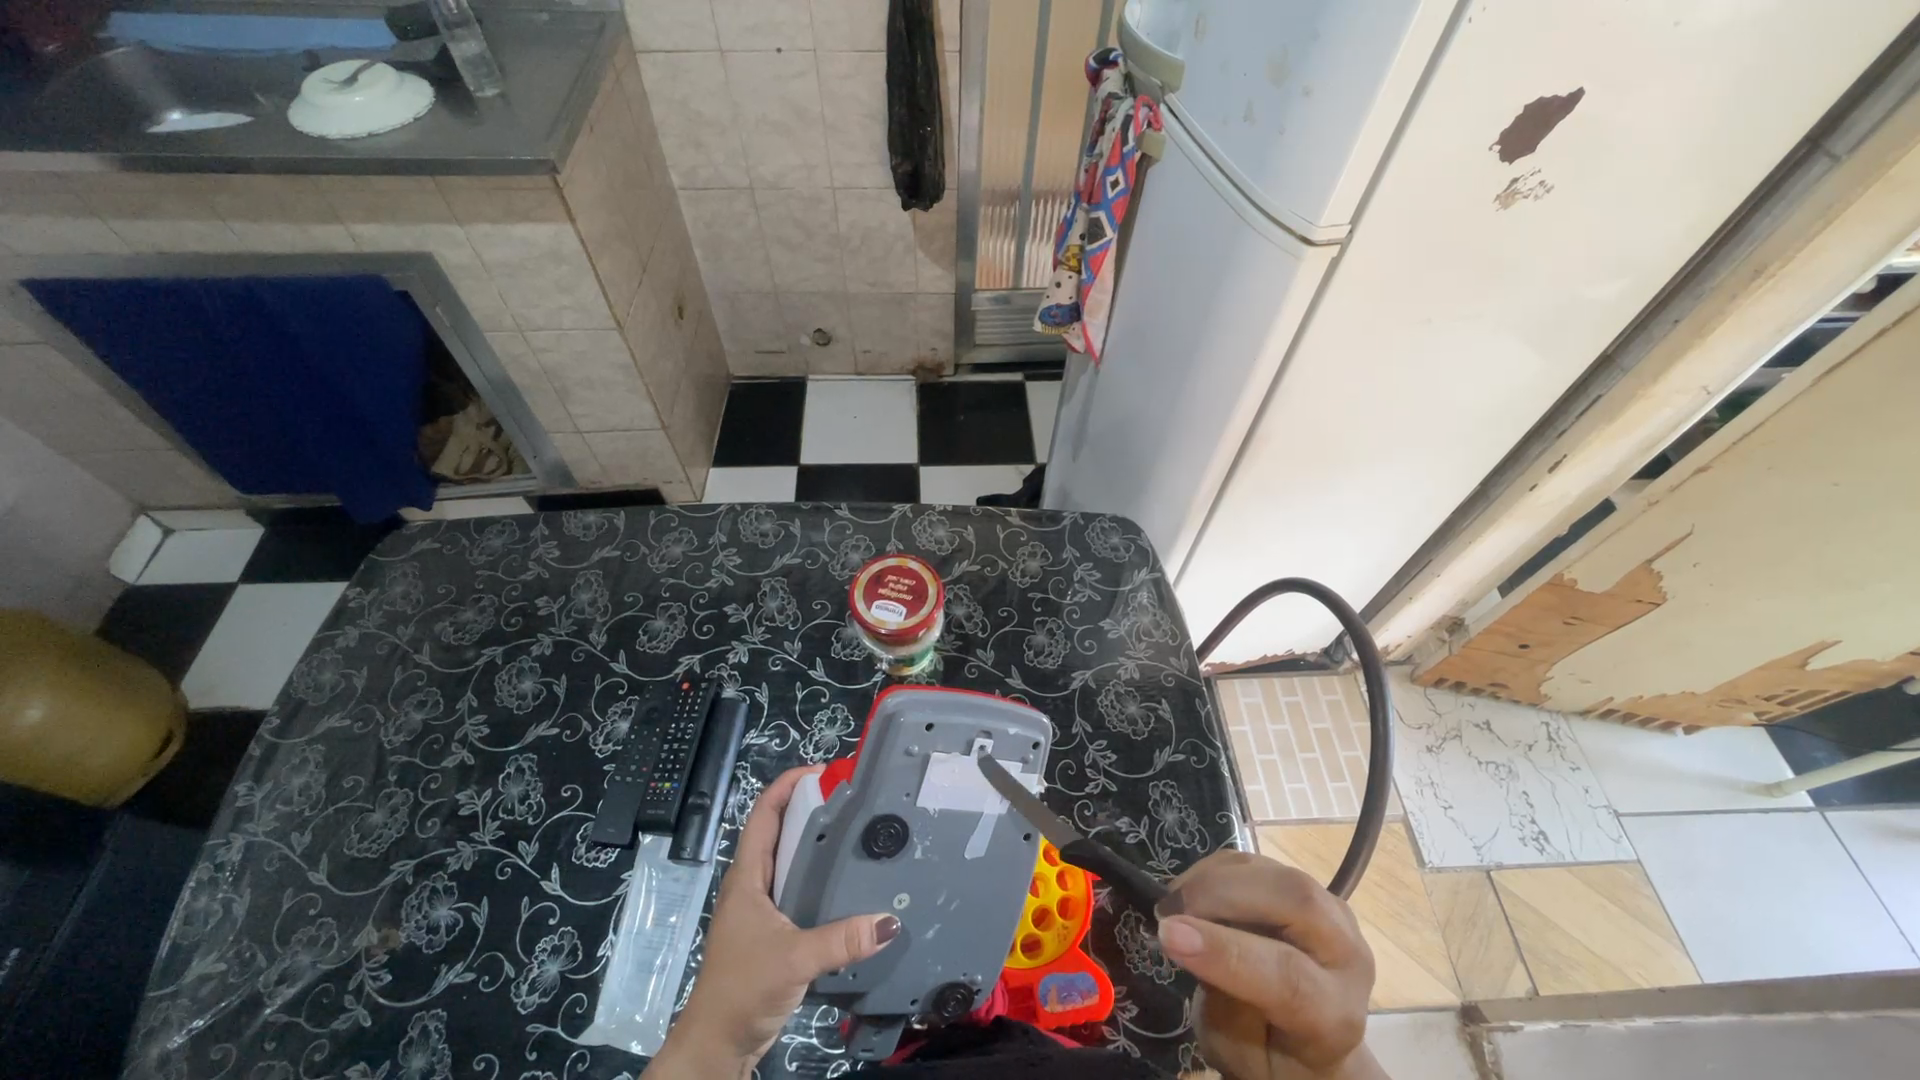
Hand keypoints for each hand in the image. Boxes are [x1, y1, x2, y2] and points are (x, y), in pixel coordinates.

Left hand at [648, 766, 900, 1078]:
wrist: (717, 1043)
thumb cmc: (743, 988)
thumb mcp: (794, 959)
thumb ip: (841, 940)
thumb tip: (890, 921)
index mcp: (747, 877)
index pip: (763, 814)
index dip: (788, 785)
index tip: (823, 770)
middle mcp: (753, 885)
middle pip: (779, 833)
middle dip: (810, 809)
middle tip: (853, 800)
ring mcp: (761, 910)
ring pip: (790, 863)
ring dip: (817, 847)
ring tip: (858, 835)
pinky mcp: (773, 933)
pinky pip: (799, 892)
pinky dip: (822, 881)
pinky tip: (850, 888)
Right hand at [1155, 850, 1385, 1079]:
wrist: (1312, 1038)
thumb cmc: (1272, 1055)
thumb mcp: (1241, 1057)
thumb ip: (1222, 1009)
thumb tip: (1189, 943)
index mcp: (1333, 1014)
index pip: (1286, 976)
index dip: (1224, 951)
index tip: (1168, 934)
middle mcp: (1346, 954)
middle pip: (1293, 899)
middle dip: (1218, 895)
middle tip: (1166, 913)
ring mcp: (1332, 911)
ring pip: (1272, 871)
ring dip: (1210, 879)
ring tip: (1174, 906)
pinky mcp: (1307, 885)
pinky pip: (1256, 862)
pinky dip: (1213, 870)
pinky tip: (1193, 896)